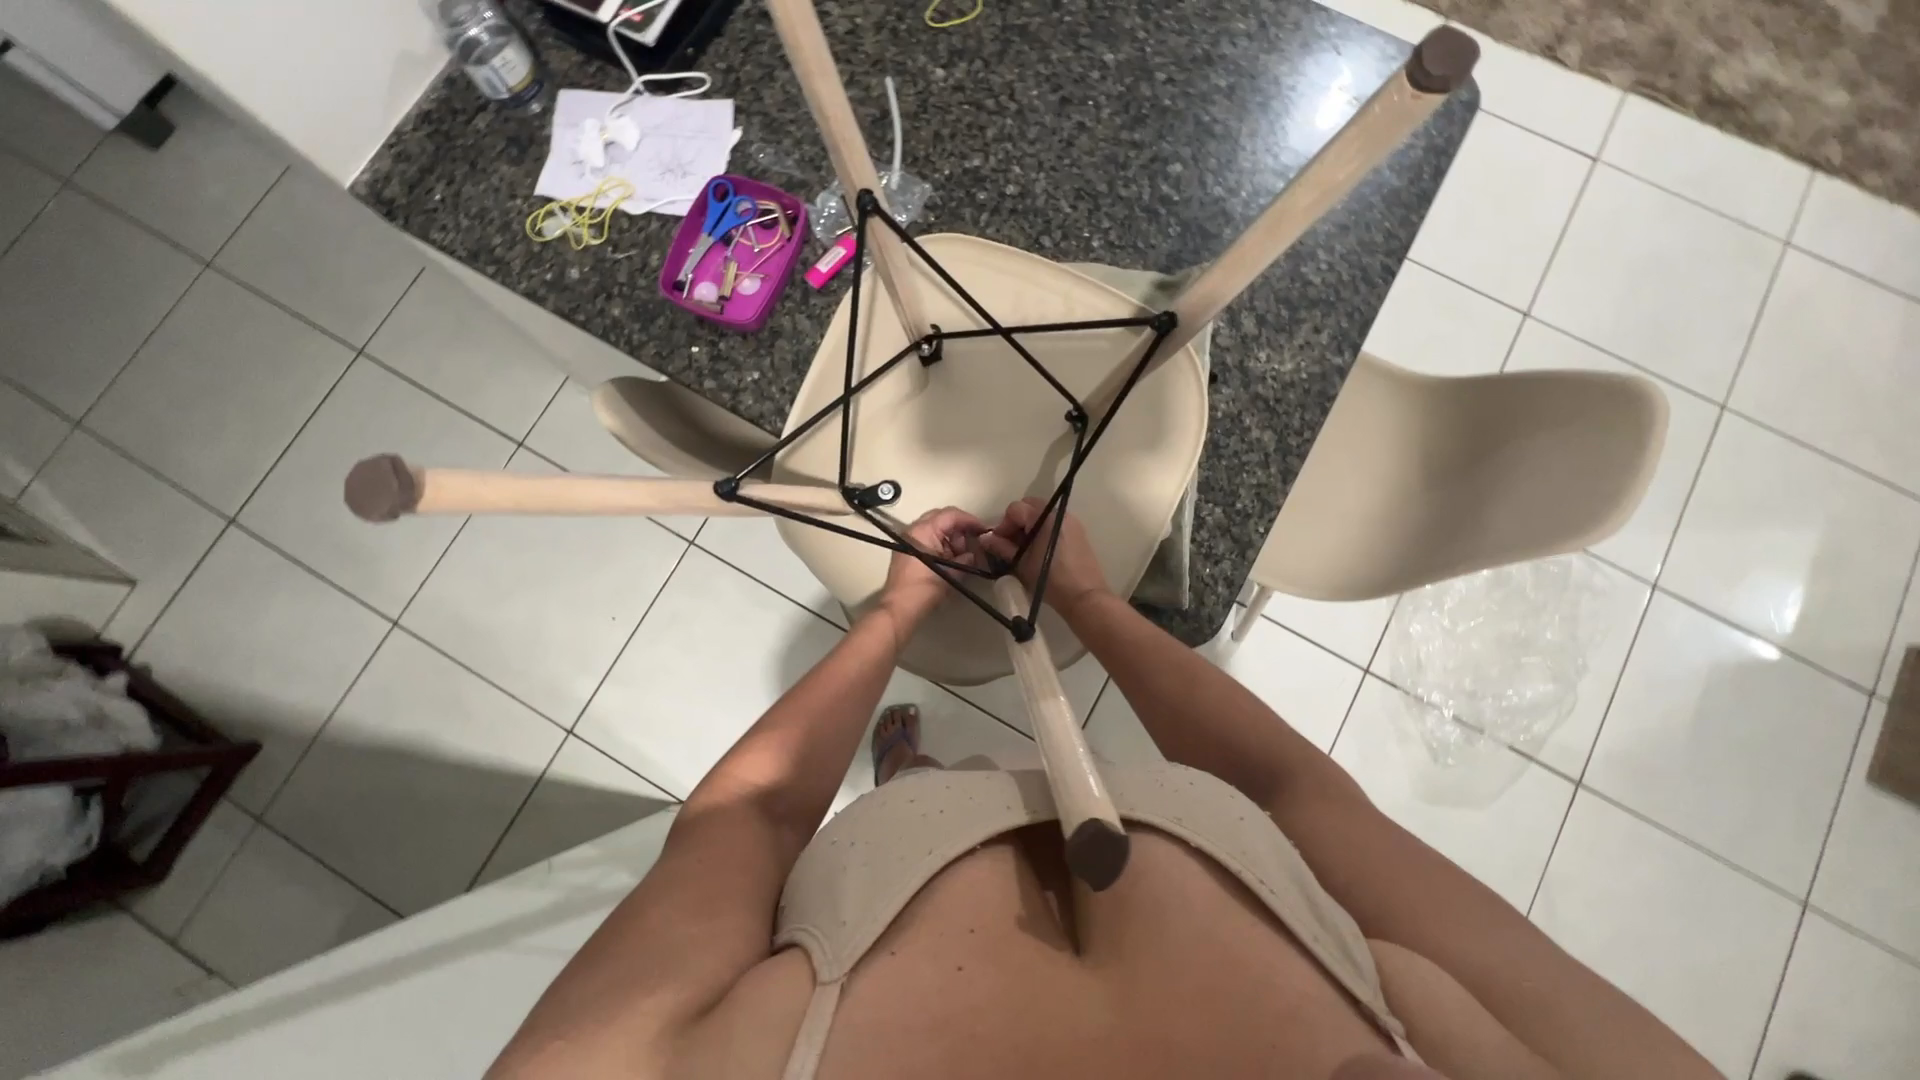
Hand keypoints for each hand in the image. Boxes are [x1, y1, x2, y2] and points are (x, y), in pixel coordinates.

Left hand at [874, 506, 987, 634]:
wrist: (899, 609)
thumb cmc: (925, 590)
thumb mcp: (951, 573)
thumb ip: (966, 560)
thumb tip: (974, 554)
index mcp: (923, 531)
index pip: (951, 515)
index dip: (970, 520)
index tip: (984, 531)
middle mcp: (914, 530)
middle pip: (942, 518)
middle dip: (960, 529)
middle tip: (973, 543)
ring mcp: (909, 540)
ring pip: (935, 528)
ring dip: (951, 538)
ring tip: (963, 556)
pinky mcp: (908, 551)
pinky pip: (928, 539)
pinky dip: (942, 545)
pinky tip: (951, 559)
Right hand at [979, 498, 1110, 615]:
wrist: (1084, 597)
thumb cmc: (1049, 580)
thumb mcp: (1021, 564)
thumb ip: (1002, 547)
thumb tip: (984, 538)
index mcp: (1044, 517)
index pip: (1015, 509)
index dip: (1003, 525)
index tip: (1000, 543)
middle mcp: (1059, 512)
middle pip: (1029, 506)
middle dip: (1016, 522)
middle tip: (1011, 544)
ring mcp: (1071, 521)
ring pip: (1042, 514)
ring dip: (1029, 526)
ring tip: (1025, 549)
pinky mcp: (1078, 532)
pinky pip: (1054, 522)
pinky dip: (1043, 530)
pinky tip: (1040, 551)